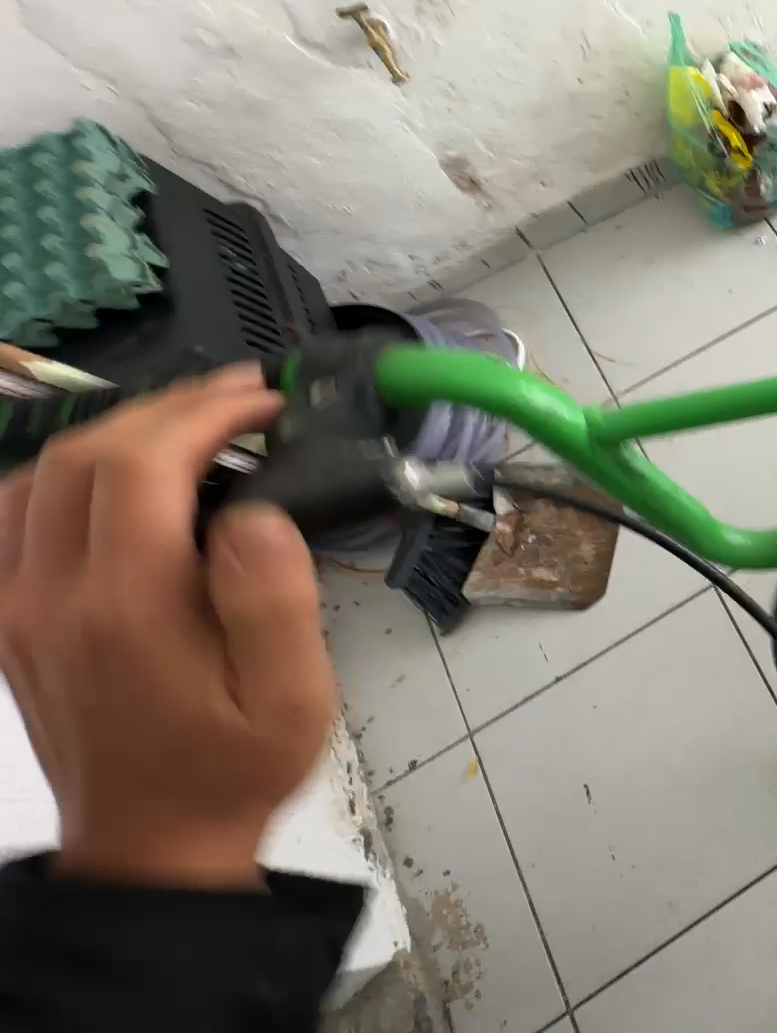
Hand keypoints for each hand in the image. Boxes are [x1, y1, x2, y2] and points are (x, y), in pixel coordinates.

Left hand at [0, 366, 336, 887]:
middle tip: (247, 394)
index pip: (138, 470)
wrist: (156, 837)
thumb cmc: (242, 760)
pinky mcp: (11, 619)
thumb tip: (258, 514)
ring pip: (34, 478)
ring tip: (198, 419)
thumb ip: (273, 599)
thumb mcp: (293, 691)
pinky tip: (129, 473)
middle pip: (77, 458)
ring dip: (117, 429)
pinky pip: (17, 516)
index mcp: (125, 609)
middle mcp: (47, 596)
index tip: (268, 402)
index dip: (202, 417)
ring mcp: (15, 607)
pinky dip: (72, 470)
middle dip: (165, 407)